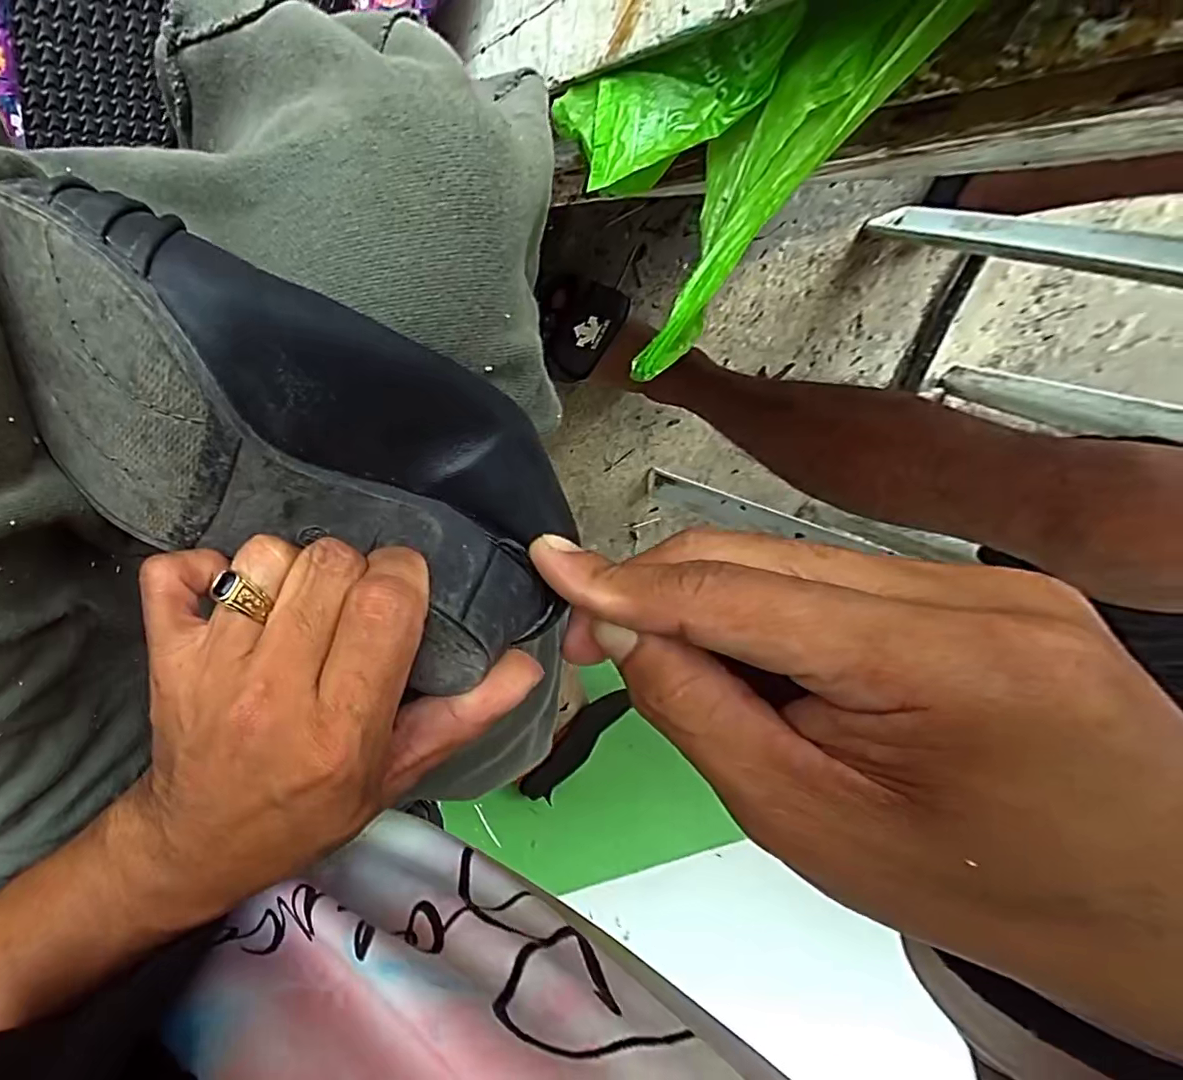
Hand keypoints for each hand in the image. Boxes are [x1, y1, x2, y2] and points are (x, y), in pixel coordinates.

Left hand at [120, 535, 542, 923]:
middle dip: (351, 566)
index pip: (385, 601)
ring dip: (287, 565)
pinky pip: (176, 570)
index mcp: (340, 726)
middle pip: (327, 564)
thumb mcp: (392, 780)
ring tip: (290, 601)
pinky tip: (223, 595)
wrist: (201, 839)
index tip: (397, 584)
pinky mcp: (165, 652)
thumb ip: (460, 718)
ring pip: (263, 555)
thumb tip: (524, 663)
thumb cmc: (304, 813)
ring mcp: (211, 666)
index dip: (401, 572)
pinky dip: (202, 566)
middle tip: (345, 599)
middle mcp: (274, 689)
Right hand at [529, 528, 1182, 1053]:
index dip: (623, 581)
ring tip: (665, 662)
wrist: (1151, 912)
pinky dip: (744, 607)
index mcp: (944, 661)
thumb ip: (692, 707)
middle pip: (745, 554)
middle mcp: (968, 594)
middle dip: (646, 589)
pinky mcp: (967, 588)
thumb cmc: (969, 884)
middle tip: (592, 644)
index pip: (731, 594)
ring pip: (770, 557)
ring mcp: (975, 582)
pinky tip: (738, 658)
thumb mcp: (795, 813)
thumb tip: (619, 630)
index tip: (547, 567)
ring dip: (691, 600)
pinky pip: (809, 576)